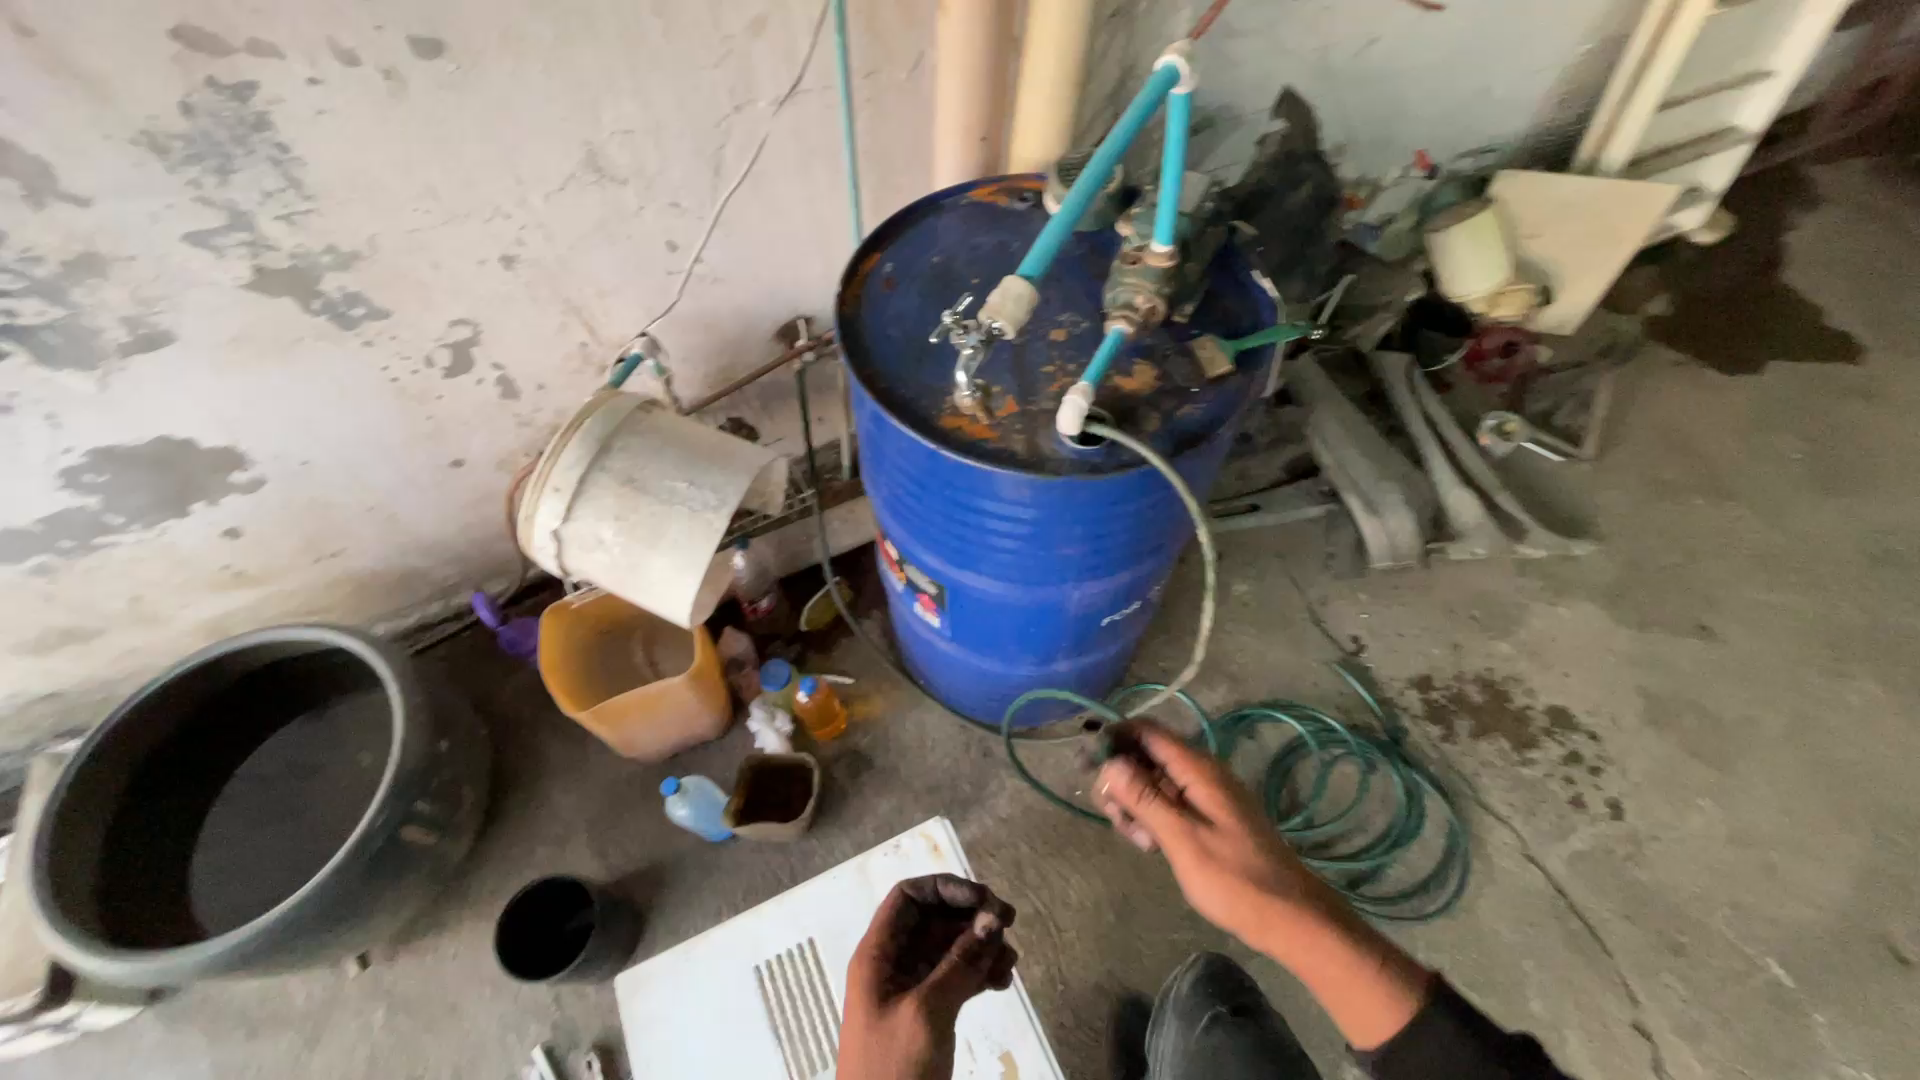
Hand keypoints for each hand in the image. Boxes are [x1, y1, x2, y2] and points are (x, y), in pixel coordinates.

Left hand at [838, 875, 1018, 1079]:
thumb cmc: (894, 1070)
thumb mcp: (927, 1013)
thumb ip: (959, 963)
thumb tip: (991, 919)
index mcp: (878, 954)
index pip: (908, 897)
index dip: (945, 888)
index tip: (984, 899)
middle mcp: (893, 963)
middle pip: (933, 919)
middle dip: (970, 915)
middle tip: (1008, 923)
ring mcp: (910, 988)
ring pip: (948, 947)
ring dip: (980, 945)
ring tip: (1010, 960)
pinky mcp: (927, 1013)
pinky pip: (956, 976)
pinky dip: (979, 973)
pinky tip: (1002, 981)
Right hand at [1095, 721, 1334, 951]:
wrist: (1293, 919)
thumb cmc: (1236, 880)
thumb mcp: (1182, 840)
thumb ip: (1144, 798)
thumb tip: (1109, 762)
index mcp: (1198, 769)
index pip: (1146, 730)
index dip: (1112, 739)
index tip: (1086, 766)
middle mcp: (1202, 773)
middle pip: (1146, 755)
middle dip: (1121, 778)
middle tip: (1113, 816)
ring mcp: (1207, 795)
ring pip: (1155, 781)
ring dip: (1135, 802)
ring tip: (1136, 838)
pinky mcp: (1209, 817)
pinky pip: (1170, 802)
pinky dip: (1153, 817)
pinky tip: (1151, 845)